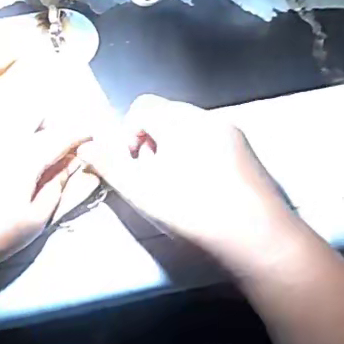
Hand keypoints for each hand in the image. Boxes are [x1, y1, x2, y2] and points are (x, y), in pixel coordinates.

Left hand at [0, 62, 97, 275]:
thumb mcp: (35, 218)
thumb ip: (56, 186)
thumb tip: (72, 164)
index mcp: (27, 155)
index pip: (62, 134)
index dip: (81, 133)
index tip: (92, 135)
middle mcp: (3, 140)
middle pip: (34, 115)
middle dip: (53, 122)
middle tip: (62, 143)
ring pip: (11, 122)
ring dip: (29, 127)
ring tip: (36, 149)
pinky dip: (7, 137)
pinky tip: (6, 158)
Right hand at [80, 95, 310, 276]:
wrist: (257, 236)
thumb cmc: (193, 211)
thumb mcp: (141, 191)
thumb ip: (109, 165)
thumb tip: (85, 145)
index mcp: (179, 120)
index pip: (141, 107)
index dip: (127, 135)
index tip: (132, 167)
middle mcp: (207, 117)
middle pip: (165, 116)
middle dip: (151, 142)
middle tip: (152, 179)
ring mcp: (231, 131)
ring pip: (188, 129)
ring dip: (173, 149)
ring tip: (176, 186)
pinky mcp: (246, 149)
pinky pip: (210, 140)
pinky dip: (197, 155)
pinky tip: (202, 188)